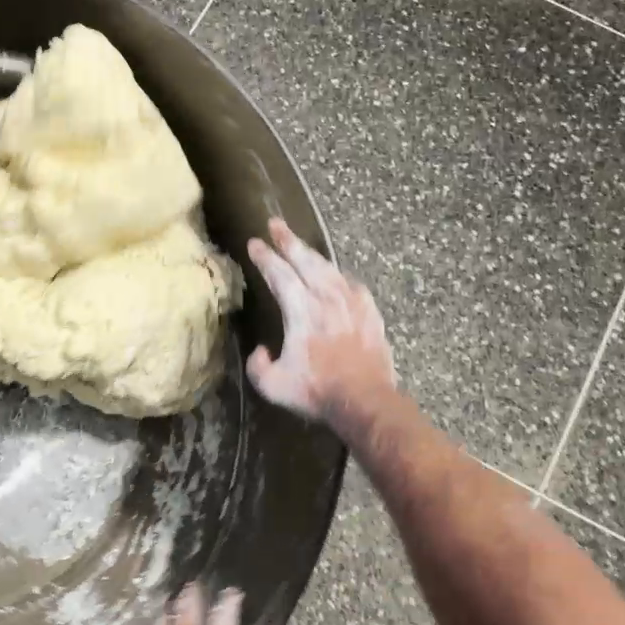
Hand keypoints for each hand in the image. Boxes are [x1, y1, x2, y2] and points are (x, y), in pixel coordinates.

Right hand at [245, 217, 395, 424]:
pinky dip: (340, 277)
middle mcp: (326, 297)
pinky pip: (352, 285)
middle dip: (288, 240)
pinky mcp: (371, 313)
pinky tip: (338, 277)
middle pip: (305, 260)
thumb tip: (261, 350)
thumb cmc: (316, 391)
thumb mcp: (272, 384)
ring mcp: (352, 303)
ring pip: (329, 268)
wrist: (366, 400)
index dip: (264, 257)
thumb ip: (258, 364)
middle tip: (275, 223)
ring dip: (312, 254)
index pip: (279, 274)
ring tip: (301, 246)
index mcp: (300, 309)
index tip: (253, 244)